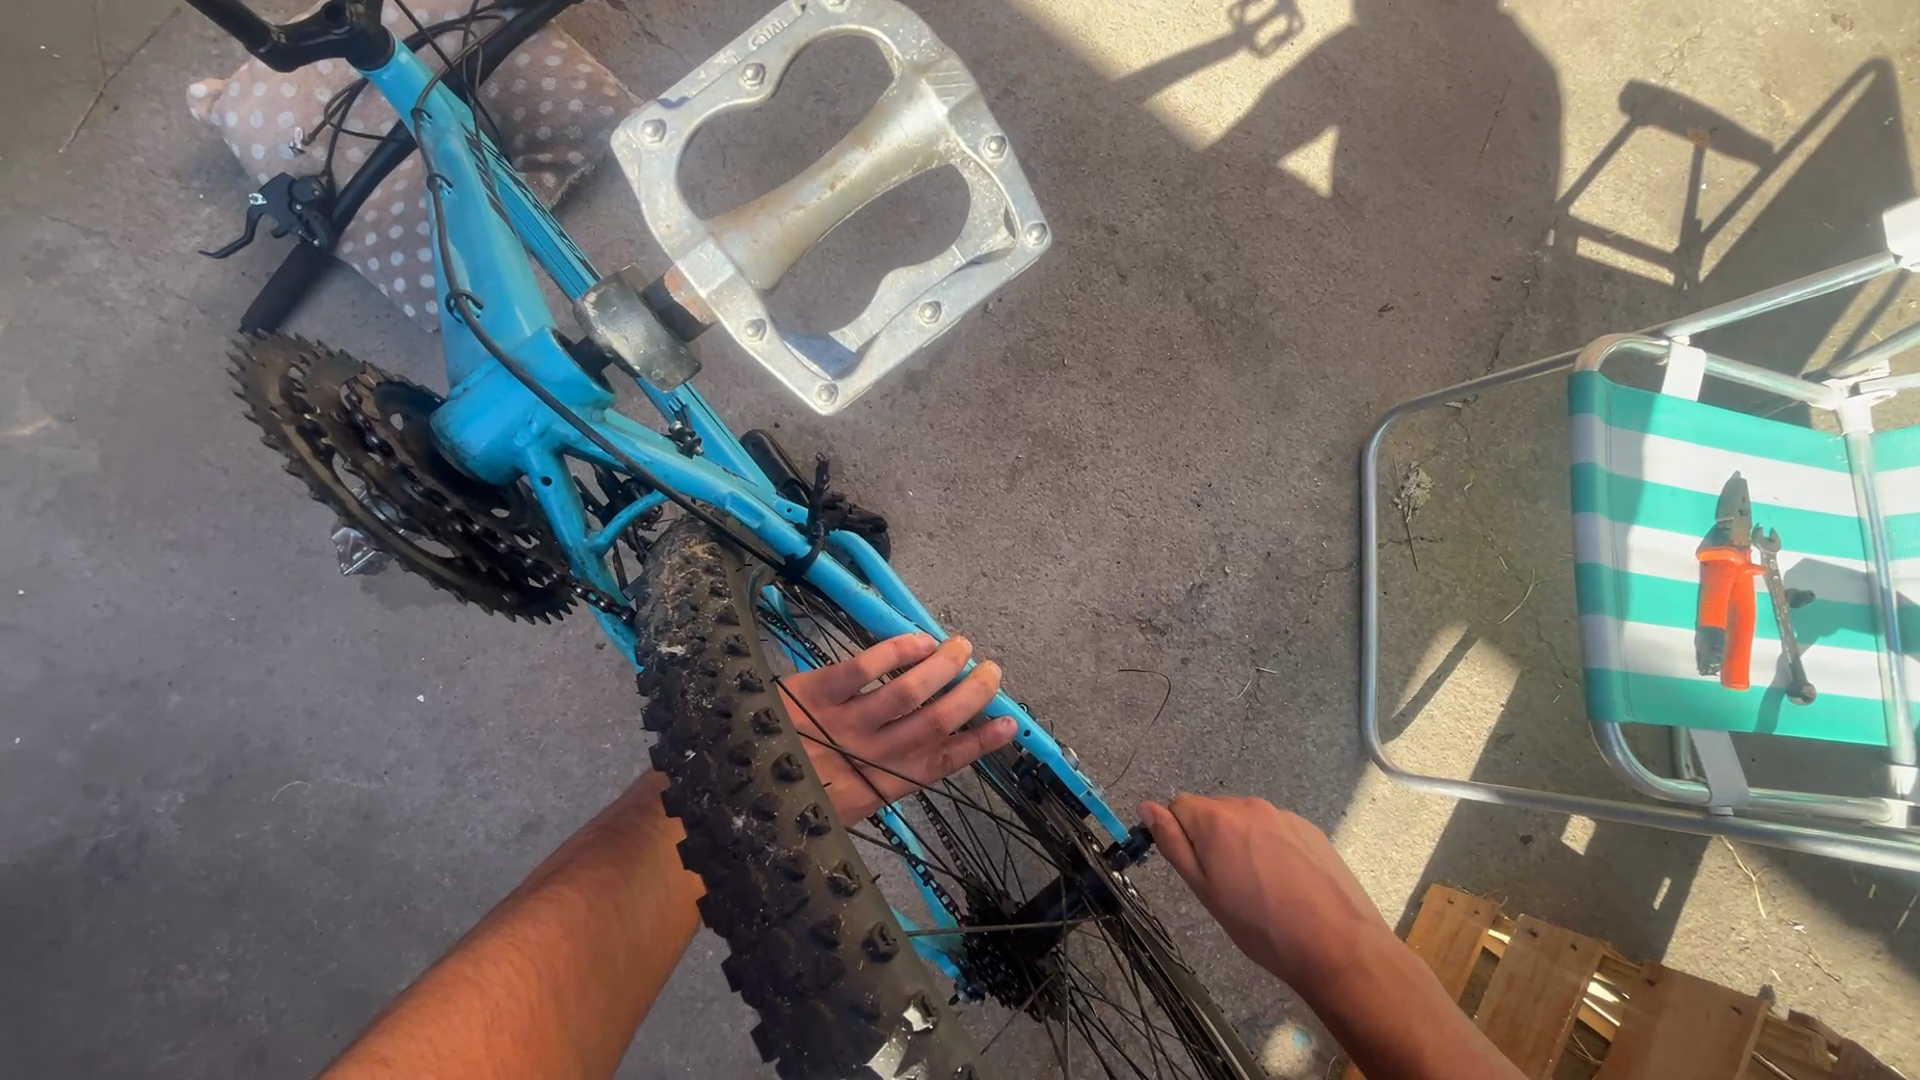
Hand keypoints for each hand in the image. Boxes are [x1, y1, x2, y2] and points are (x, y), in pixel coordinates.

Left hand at [783, 634, 1016, 821]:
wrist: (729, 787)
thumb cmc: (789, 796)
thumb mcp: (841, 804)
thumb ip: (878, 779)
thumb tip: (920, 752)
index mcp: (877, 788)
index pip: (939, 764)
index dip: (978, 743)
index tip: (1009, 724)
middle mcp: (867, 756)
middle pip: (934, 723)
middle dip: (971, 696)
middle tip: (991, 672)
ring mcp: (842, 722)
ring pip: (908, 692)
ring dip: (943, 666)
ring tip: (962, 646)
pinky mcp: (816, 690)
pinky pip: (864, 666)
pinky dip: (898, 651)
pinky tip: (919, 640)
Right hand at [1139, 795, 1390, 986]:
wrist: (1339, 945)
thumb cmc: (1262, 926)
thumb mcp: (1205, 891)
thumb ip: (1173, 844)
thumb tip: (1147, 807)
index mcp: (1217, 819)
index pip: (1178, 806)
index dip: (1181, 835)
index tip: (1198, 869)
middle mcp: (1248, 806)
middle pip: (1213, 812)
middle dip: (1212, 839)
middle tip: (1228, 884)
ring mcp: (1283, 815)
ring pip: (1245, 821)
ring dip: (1243, 843)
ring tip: (1262, 888)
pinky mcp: (1310, 829)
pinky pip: (1275, 829)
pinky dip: (1272, 848)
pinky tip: (1288, 883)